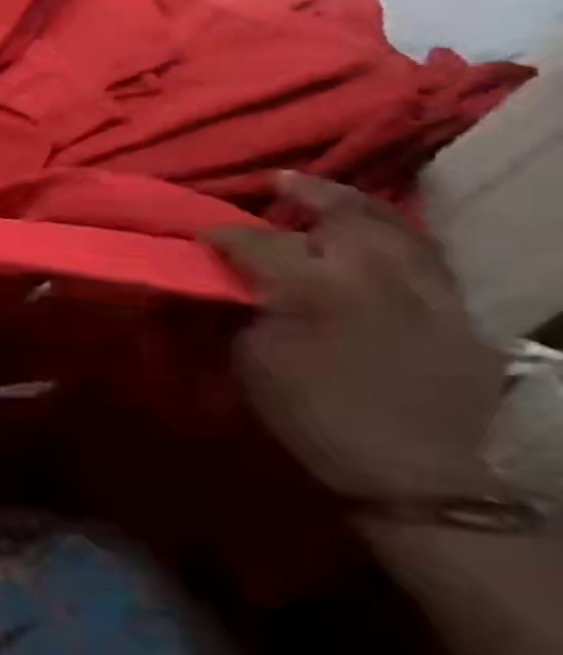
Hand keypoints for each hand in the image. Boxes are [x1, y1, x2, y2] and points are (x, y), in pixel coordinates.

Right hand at [205, 173, 506, 500]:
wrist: (413, 471)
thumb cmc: (310, 412)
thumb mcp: (249, 356)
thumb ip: (239, 305)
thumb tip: (223, 278)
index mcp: (309, 287)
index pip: (251, 238)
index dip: (218, 232)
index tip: (198, 235)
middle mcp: (372, 274)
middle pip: (337, 212)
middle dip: (302, 192)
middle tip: (272, 182)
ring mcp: (424, 289)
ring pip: (393, 224)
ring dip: (354, 205)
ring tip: (325, 196)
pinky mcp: (457, 309)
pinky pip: (426, 253)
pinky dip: (395, 234)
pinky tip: (374, 233)